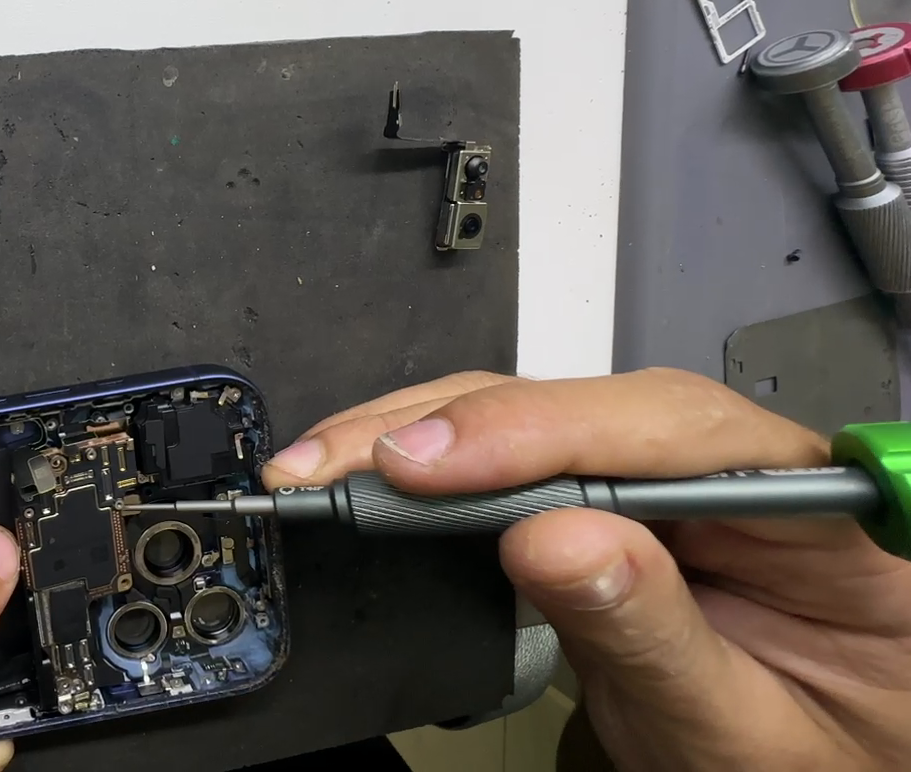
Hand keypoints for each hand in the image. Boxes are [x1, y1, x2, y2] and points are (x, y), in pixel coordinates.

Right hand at [264, 368, 910, 771]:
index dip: (532, 428)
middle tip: (327, 467)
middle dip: (433, 427)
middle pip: (562, 400)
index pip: (669, 426)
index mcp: (822, 512)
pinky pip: (479, 443)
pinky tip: (352, 466)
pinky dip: (404, 456)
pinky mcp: (572, 478)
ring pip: (503, 407)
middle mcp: (724, 461)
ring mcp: (640, 464)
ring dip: (396, 435)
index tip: (420, 464)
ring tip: (313, 468)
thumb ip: (658, 637)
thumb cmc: (800, 766)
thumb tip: (549, 539)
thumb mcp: (743, 735)